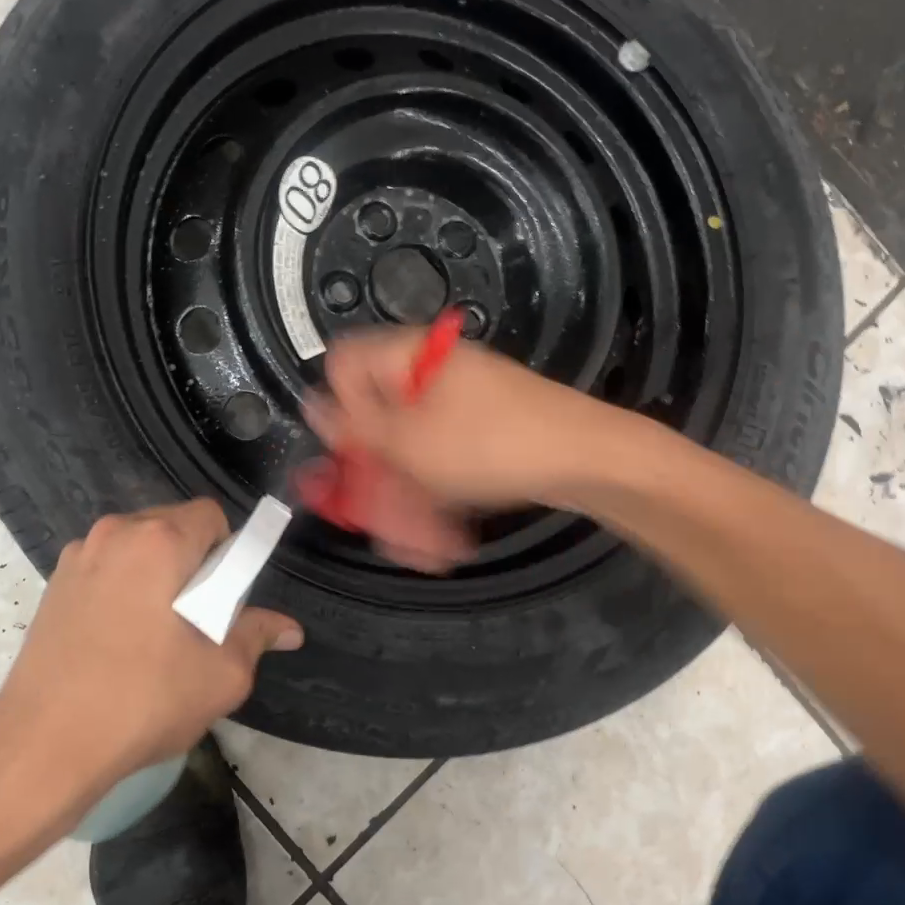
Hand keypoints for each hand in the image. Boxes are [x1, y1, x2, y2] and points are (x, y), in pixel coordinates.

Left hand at [0, 500, 302, 792]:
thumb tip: (289, 629)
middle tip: (198, 621)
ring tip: (156, 636)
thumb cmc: (144, 699)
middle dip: (192, 564)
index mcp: (158, 540)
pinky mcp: (53, 585)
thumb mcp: (221, 674)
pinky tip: (118, 643)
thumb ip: (256, 637)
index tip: (225, 597)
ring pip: (135, 550)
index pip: (209, 516)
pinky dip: (121, 591)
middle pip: (170, 527)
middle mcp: (113, 534)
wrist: (45, 741)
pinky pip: (104, 572)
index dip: (228, 551)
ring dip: (155, 577)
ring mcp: (77, 558)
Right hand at [303, 329, 631, 569]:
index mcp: (411, 358)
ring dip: (405, 503)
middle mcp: (433, 376)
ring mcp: (461, 407)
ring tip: (416, 547)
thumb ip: (354, 429)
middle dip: (375, 478)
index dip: (339, 410)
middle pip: (378, 424)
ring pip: (410, 454)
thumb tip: (316, 408)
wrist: (588, 461)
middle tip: (376, 516)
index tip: (347, 451)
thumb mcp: (408, 443)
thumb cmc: (498, 443)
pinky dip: (434, 500)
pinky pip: (441, 466)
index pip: (346, 366)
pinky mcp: (483, 437)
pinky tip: (439, 543)